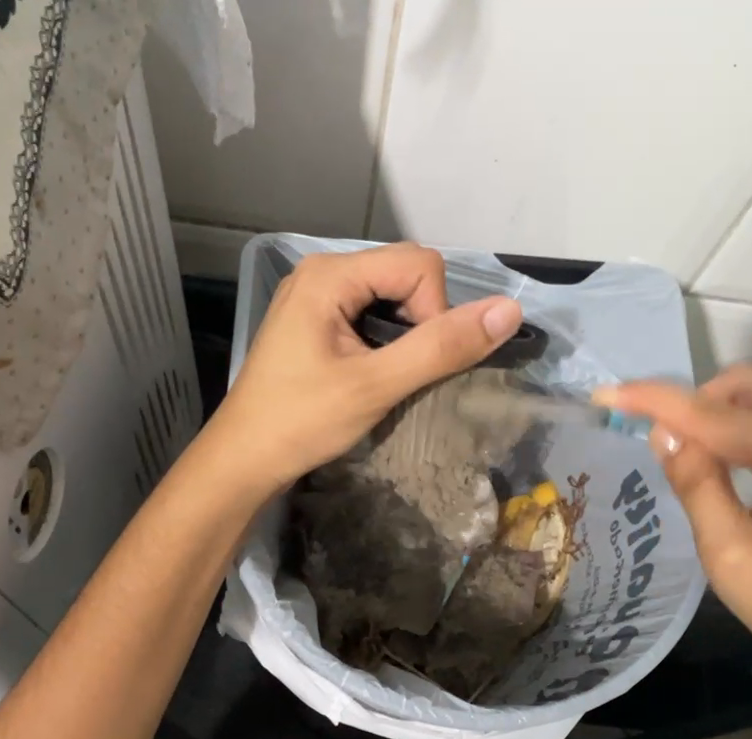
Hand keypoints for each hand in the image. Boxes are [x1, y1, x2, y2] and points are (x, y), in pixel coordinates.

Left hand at [203, 242, 522, 494]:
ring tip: (383, 378)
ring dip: (404, 336)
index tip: (414, 363)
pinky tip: (370, 375)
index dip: (434, 312)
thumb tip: (508, 310)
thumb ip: (440, 347)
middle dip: (420, 322)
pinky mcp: (314, 322)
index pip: (420, 265)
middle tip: (397, 373)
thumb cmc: (301, 423)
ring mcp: (315, 297)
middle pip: (406, 275)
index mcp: (330, 274)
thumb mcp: (375, 386)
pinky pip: (369, 314)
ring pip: (391, 297)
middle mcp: (322, 272)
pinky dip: (384, 342)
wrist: (243, 460)